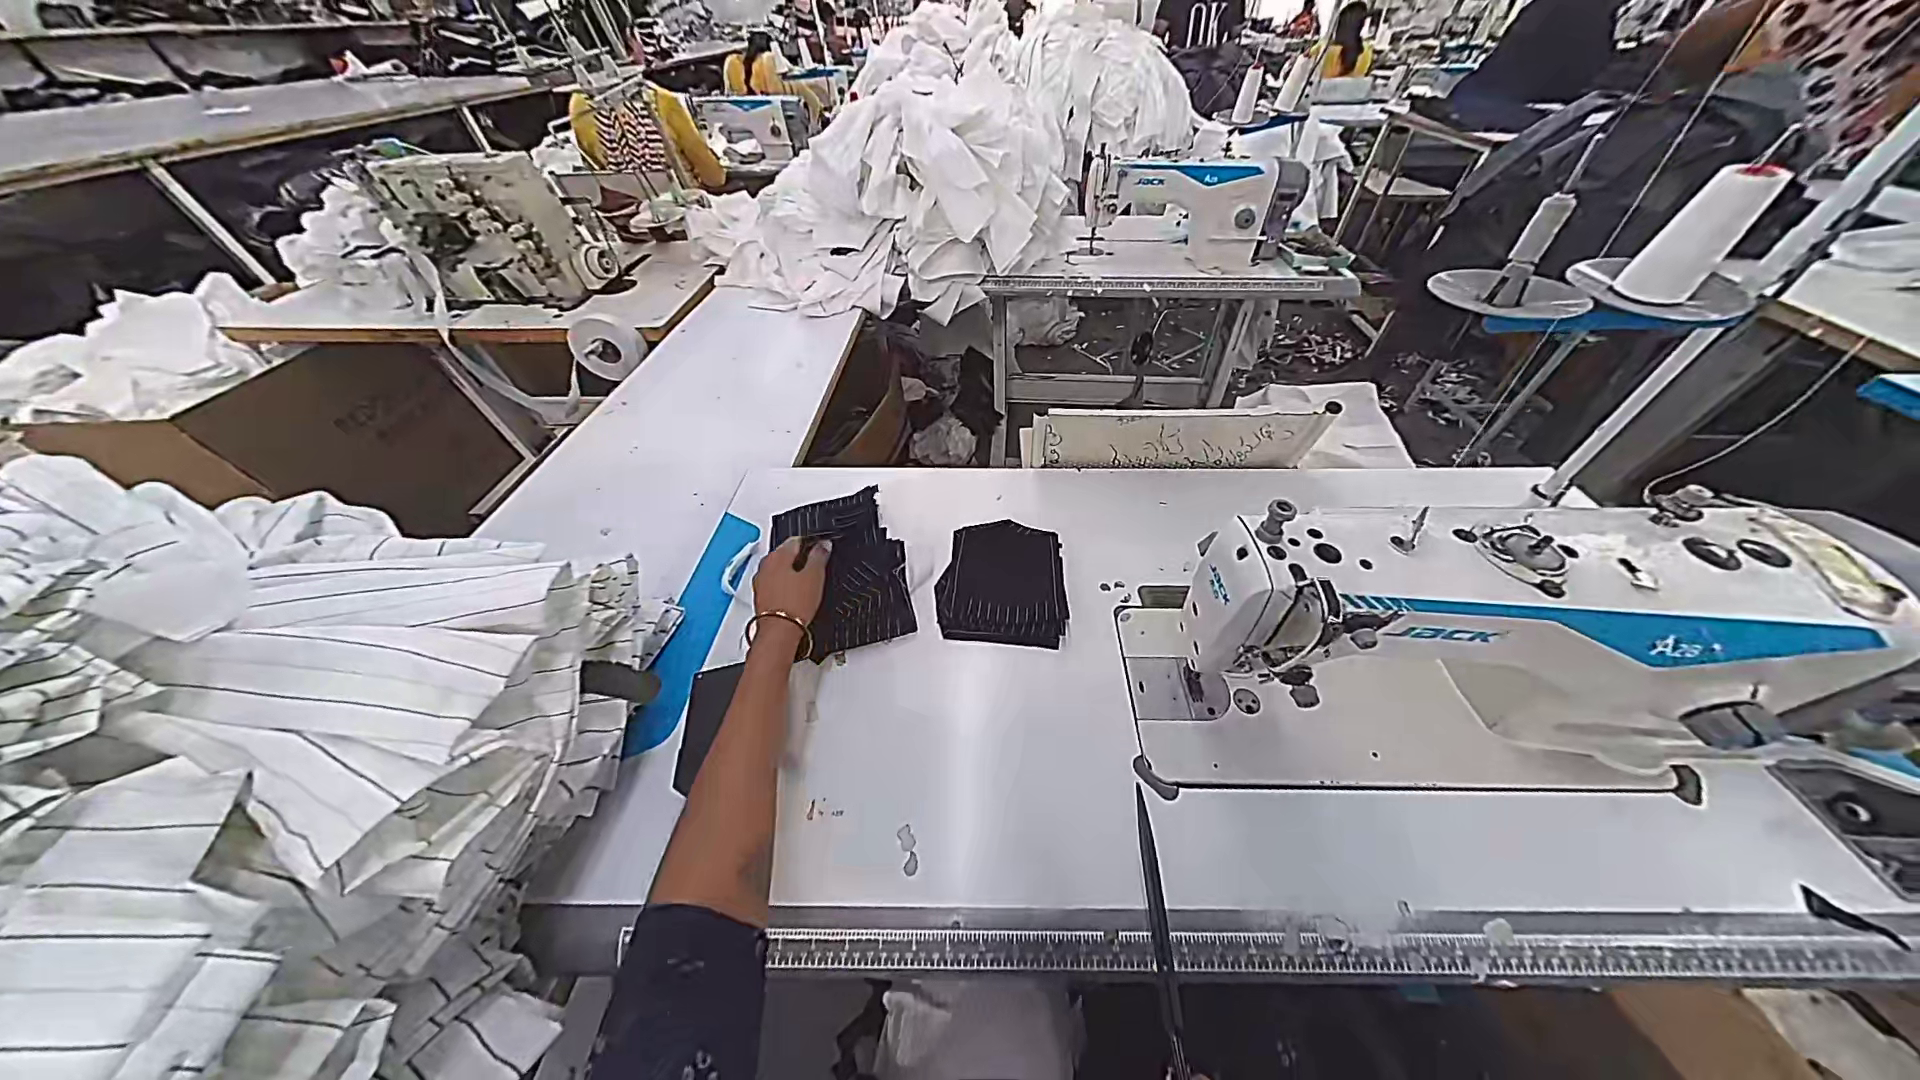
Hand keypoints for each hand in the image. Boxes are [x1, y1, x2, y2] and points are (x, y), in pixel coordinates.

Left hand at [754, 536, 830, 623]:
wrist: (779, 631)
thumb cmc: (794, 605)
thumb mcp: (815, 575)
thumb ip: (819, 556)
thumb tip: (823, 545)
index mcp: (778, 555)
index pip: (796, 539)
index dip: (812, 544)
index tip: (821, 550)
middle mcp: (765, 565)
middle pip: (786, 554)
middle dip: (801, 559)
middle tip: (816, 569)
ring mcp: (761, 581)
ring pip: (779, 570)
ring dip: (792, 574)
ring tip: (807, 585)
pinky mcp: (761, 596)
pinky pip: (775, 585)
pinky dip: (785, 587)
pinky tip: (795, 596)